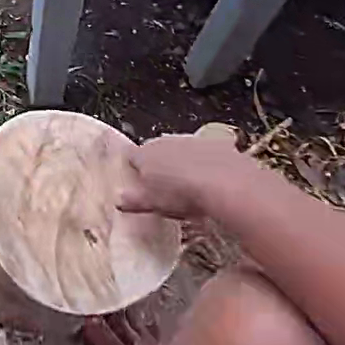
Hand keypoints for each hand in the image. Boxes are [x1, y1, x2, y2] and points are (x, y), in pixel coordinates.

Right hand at [118, 133, 262, 219]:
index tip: (136, 181)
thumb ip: (134, 200)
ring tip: (189, 185)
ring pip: (180, 149)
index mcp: (144, 154)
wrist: (225, 183)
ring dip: (182, 161)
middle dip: (158, 164)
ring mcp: (190, 140)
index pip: (130, 156)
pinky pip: (205, 151)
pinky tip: (213, 178)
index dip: (132, 168)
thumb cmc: (182, 195)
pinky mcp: (214, 143)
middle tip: (164, 187)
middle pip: (155, 150)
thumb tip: (118, 199)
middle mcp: (164, 141)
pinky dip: (206, 161)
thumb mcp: (153, 204)